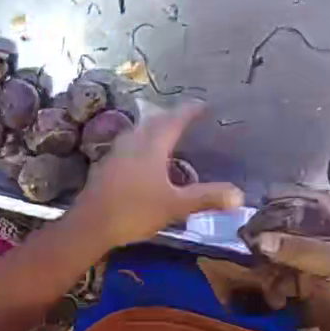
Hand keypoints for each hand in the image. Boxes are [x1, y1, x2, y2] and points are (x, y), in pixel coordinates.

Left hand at [66, 103, 243, 250]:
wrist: (89, 226)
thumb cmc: (134, 212)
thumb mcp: (175, 206)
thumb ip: (206, 197)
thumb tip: (240, 195)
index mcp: (151, 145)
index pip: (174, 119)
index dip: (189, 111)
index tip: (202, 104)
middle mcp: (132, 142)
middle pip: (153, 122)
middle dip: (171, 118)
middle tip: (186, 118)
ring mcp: (114, 154)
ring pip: (137, 134)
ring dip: (153, 131)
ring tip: (167, 137)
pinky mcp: (104, 168)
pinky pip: (127, 148)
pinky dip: (140, 147)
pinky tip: (143, 162)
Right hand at [245, 194, 329, 330]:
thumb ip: (296, 249)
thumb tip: (259, 239)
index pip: (315, 202)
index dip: (291, 197)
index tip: (261, 199)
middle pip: (293, 231)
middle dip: (271, 238)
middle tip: (247, 245)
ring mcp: (321, 269)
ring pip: (286, 259)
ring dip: (270, 269)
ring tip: (263, 282)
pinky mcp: (313, 293)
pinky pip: (286, 284)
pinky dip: (276, 289)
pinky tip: (275, 300)